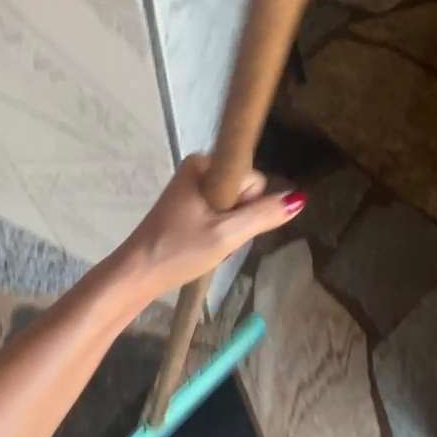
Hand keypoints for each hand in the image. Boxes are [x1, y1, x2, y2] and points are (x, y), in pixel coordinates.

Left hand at [111, 155, 304, 302]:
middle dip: (239, 217)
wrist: (137, 273)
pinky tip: (206, 244)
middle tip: (217, 237)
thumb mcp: (226, 235)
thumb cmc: (178, 250)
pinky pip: (222, 211)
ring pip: (235, 204)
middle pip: (245, 189)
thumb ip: (264, 215)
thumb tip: (299, 199)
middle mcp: (199, 167)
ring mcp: (193, 185)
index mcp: (204, 163)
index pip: (253, 176)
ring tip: (209, 243)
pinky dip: (220, 229)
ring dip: (230, 227)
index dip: (249, 203)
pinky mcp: (189, 202)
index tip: (227, 222)